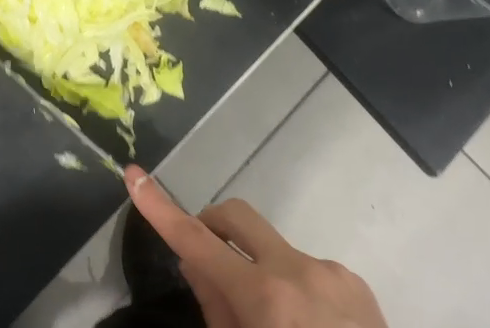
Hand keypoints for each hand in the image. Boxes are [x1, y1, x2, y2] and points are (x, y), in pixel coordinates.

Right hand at [124, 165, 388, 327]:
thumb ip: (217, 310)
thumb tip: (198, 266)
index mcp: (265, 297)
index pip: (196, 241)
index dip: (160, 208)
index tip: (133, 175)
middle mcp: (297, 270)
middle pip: (236, 216)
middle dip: (211, 224)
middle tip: (203, 258)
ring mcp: (331, 272)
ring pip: (275, 252)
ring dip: (260, 274)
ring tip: (274, 324)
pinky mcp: (356, 283)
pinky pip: (310, 272)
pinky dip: (295, 291)